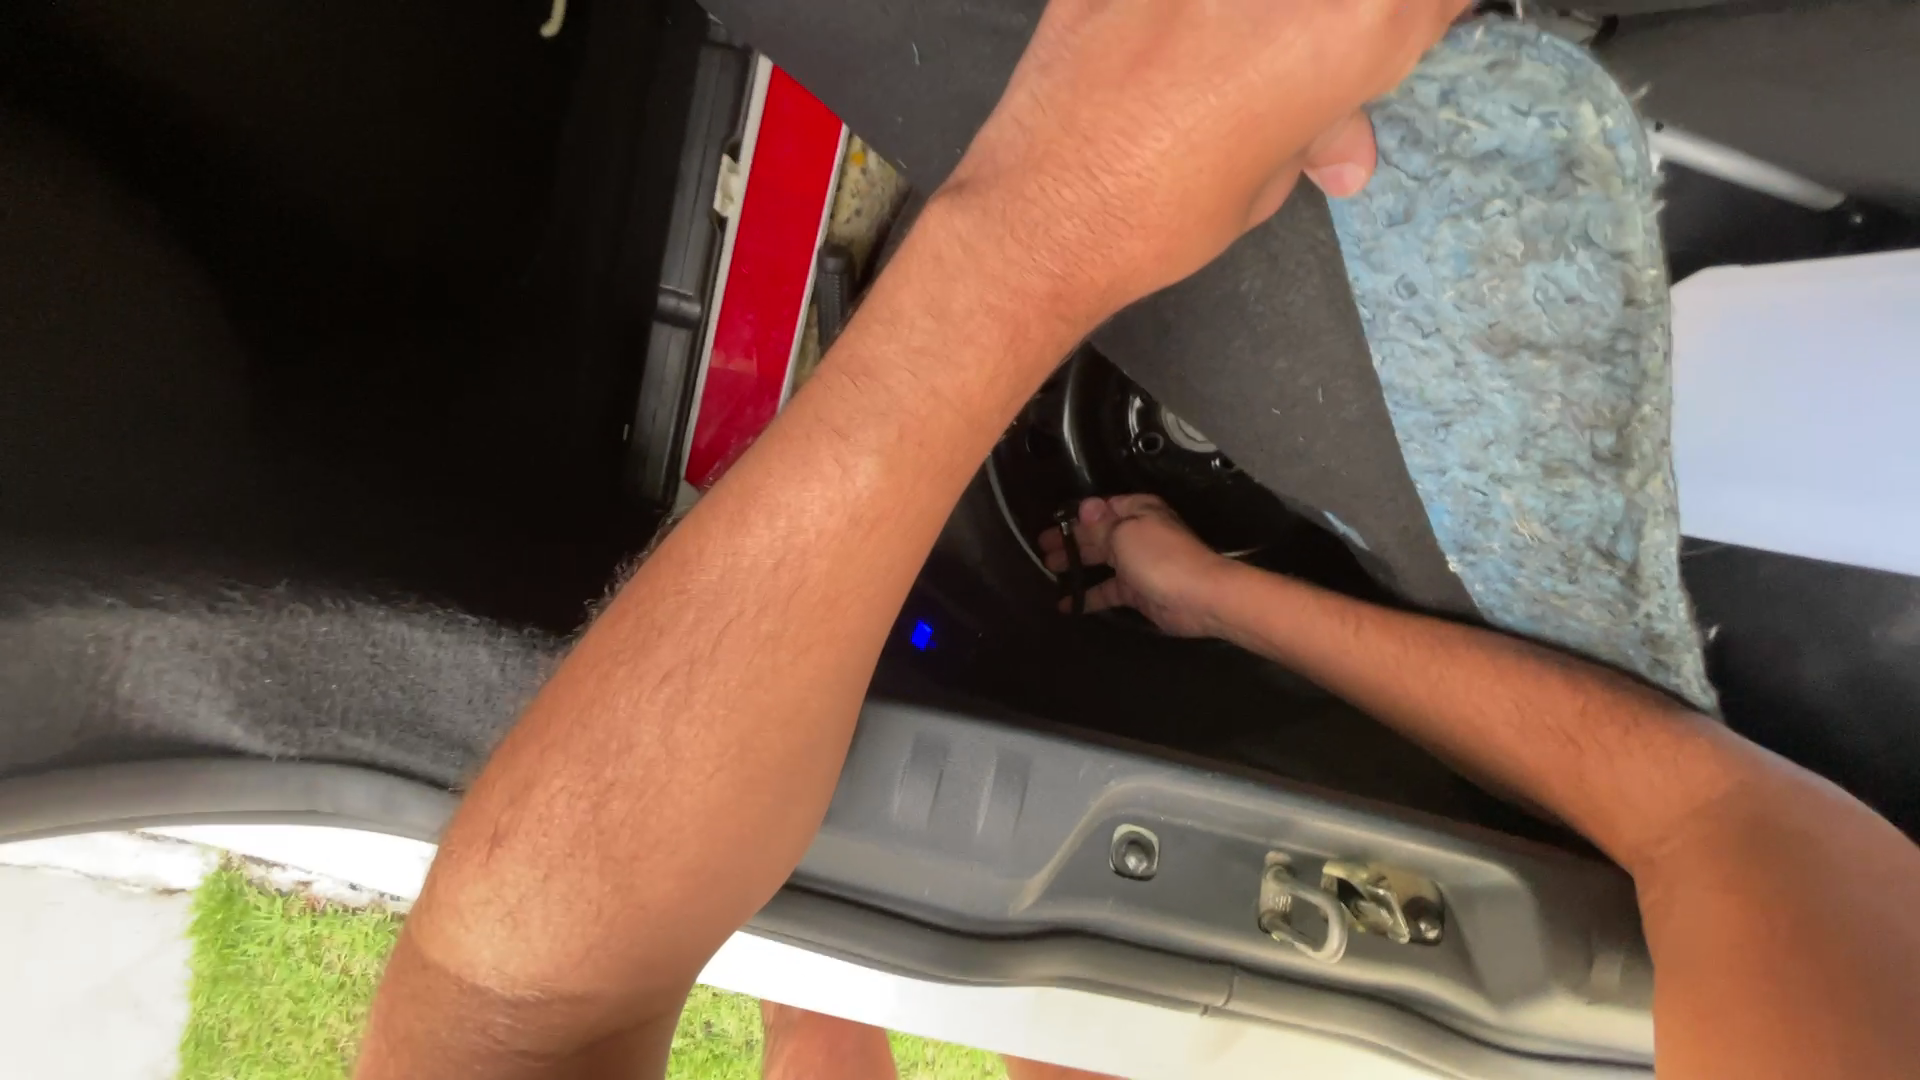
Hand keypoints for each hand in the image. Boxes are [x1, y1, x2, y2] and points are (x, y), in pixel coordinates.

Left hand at [939, 0, 1466, 319]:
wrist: (1036, 222)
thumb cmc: (1151, 223)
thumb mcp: (1256, 189)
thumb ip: (1310, 134)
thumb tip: (1346, 148)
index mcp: (1351, 23)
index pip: (1429, 1)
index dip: (1410, 24)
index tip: (1384, 46)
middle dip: (1325, 31)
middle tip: (1276, 71)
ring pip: (1253, 2)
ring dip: (1249, 32)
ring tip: (1211, 77)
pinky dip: (1183, 21)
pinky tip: (1167, 49)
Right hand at [1038, 495, 1234, 637]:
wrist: (1199, 597)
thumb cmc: (1160, 557)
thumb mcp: (1124, 533)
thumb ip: (1099, 524)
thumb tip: (1083, 505)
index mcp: (1136, 511)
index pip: (1099, 509)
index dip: (1074, 517)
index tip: (1049, 525)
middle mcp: (1135, 533)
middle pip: (1096, 535)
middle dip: (1069, 541)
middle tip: (1041, 550)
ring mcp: (1136, 563)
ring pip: (1099, 562)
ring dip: (1075, 565)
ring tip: (1048, 570)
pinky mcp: (1136, 591)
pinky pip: (1107, 591)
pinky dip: (1088, 596)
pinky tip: (1067, 604)